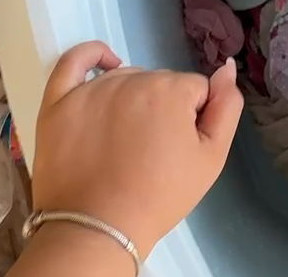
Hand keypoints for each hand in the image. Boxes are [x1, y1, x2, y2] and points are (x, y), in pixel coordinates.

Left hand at [30, 42, 242, 259]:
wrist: (96, 232)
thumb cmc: (158, 197)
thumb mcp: (211, 158)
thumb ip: (227, 106)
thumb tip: (227, 66)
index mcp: (172, 89)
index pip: (193, 91)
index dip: (191, 121)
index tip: (177, 150)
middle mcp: (134, 78)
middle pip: (159, 83)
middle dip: (161, 110)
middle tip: (150, 153)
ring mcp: (93, 89)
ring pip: (126, 77)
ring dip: (132, 99)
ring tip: (124, 141)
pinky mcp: (60, 102)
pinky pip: (73, 62)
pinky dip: (91, 55)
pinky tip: (106, 62)